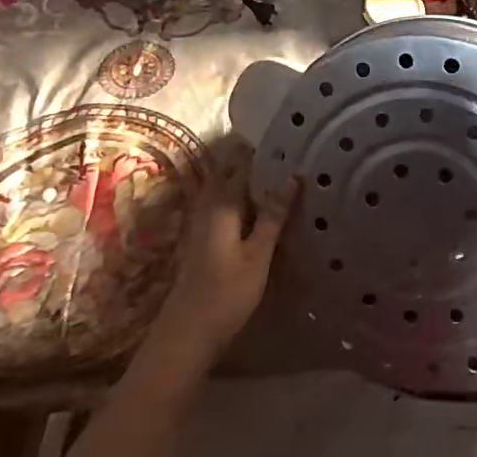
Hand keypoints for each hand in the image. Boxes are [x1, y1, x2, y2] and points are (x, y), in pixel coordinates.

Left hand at [161, 166, 296, 348]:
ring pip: (221, 192)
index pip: (239, 167)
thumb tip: (292, 176)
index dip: (258, 151)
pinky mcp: (202, 245)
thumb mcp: (258, 255)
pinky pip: (222, 208)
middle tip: (279, 150)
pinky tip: (256, 206)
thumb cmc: (225, 295)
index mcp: (220, 208)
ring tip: (273, 172)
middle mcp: (206, 212)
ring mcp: (200, 229)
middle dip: (247, 160)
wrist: (184, 341)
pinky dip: (238, 198)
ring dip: (242, 179)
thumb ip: (273, 215)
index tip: (282, 136)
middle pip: (225, 176)